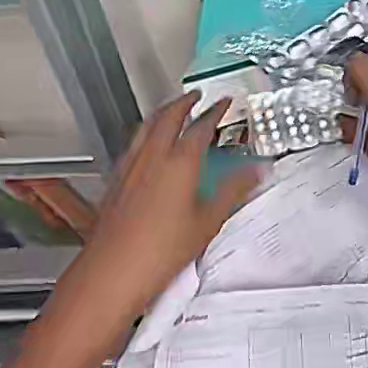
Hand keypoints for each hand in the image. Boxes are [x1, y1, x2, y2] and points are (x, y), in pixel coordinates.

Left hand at [56, 93, 262, 329]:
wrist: (112, 272)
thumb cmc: (158, 252)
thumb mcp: (208, 222)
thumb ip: (233, 191)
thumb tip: (255, 172)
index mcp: (180, 161)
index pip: (202, 125)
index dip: (215, 111)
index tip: (223, 102)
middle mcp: (153, 156)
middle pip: (169, 115)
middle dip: (184, 101)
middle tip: (196, 96)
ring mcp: (131, 166)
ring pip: (147, 125)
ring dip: (163, 112)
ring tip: (171, 111)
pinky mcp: (116, 179)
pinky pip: (133, 143)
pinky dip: (146, 133)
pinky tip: (146, 146)